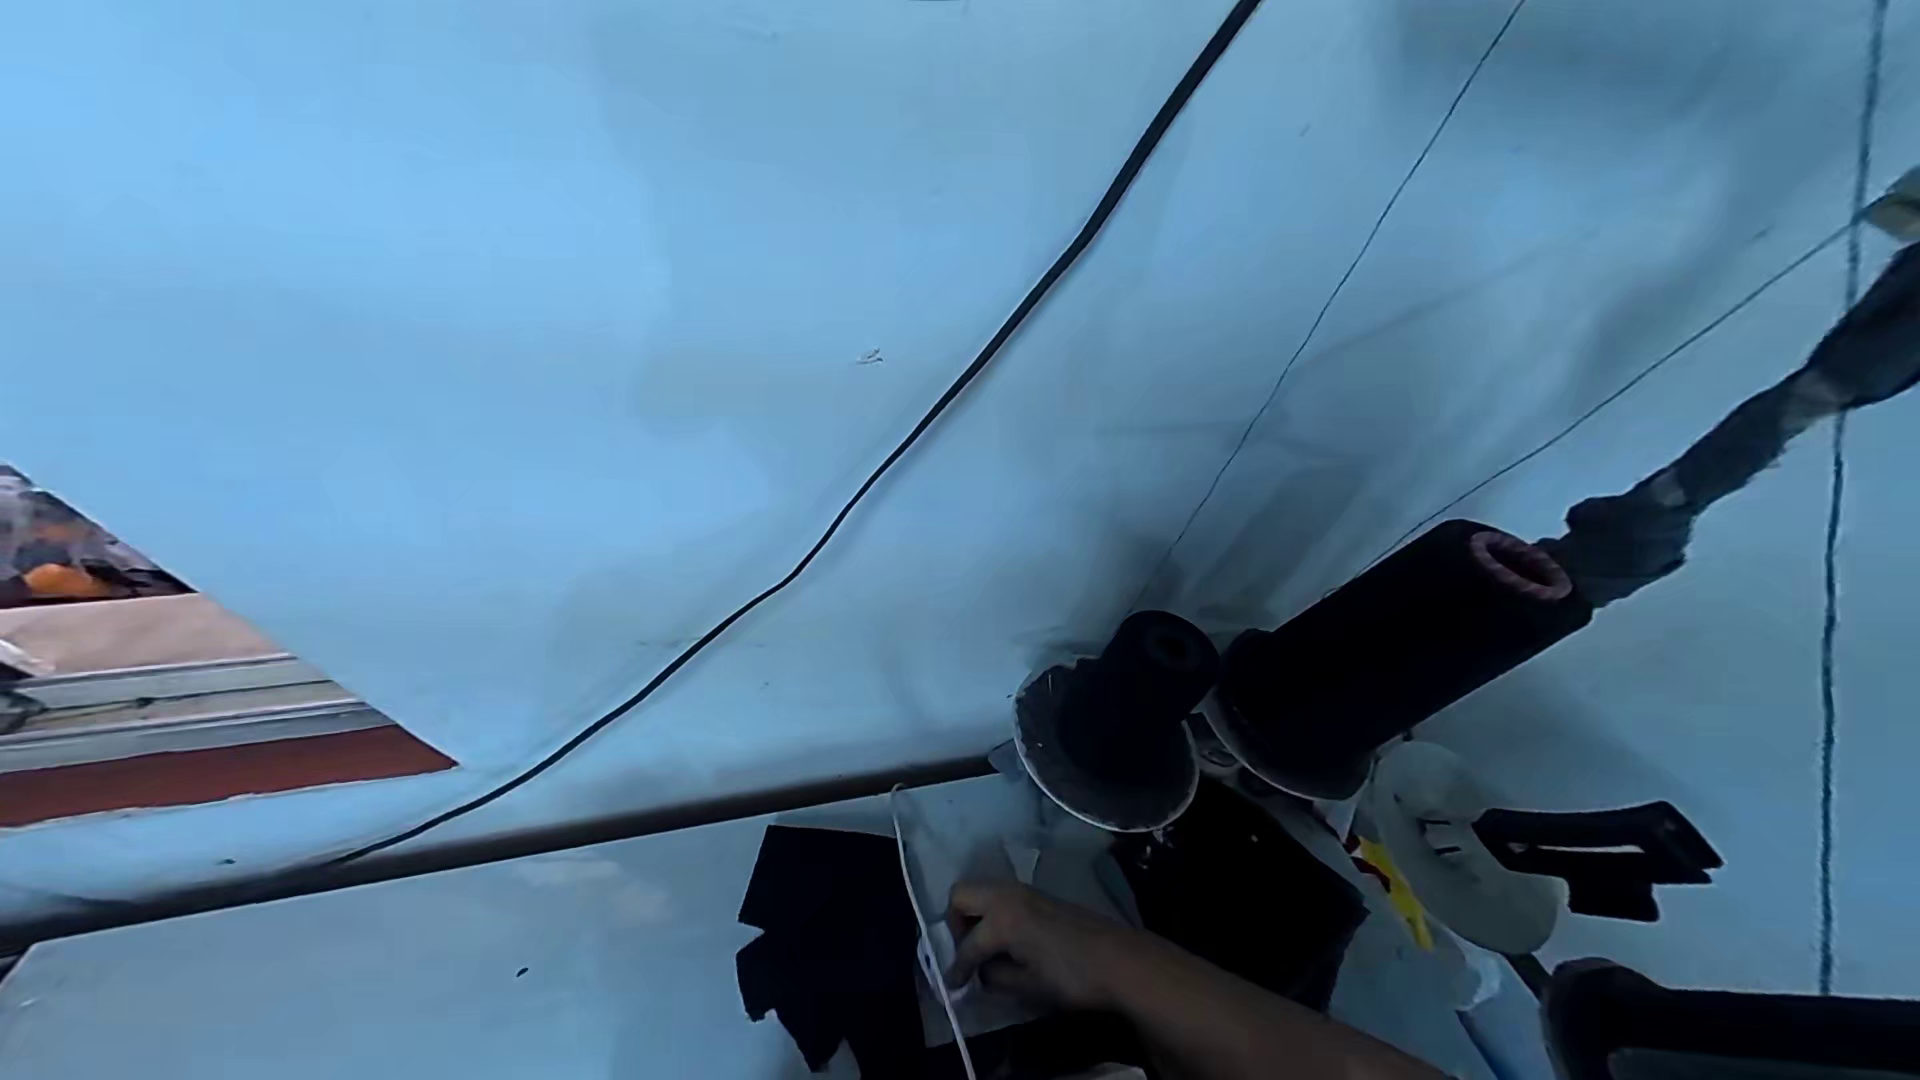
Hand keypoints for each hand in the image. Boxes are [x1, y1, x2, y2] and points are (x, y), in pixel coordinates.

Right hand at [943, 880, 1148, 1009]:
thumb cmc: (1071, 975)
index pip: (967, 945)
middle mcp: (1006, 894)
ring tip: (984, 947)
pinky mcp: (1034, 892)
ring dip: (973, 914)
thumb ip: (997, 977)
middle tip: (966, 953)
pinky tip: (1004, 938)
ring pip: (980, 889)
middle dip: (955, 924)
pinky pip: (998, 894)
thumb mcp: (1029, 985)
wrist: (1115, 956)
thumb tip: (982, 972)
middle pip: (961, 894)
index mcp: (1002, 918)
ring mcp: (1021, 889)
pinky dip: (991, 911)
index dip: (957, 969)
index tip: (952, 986)